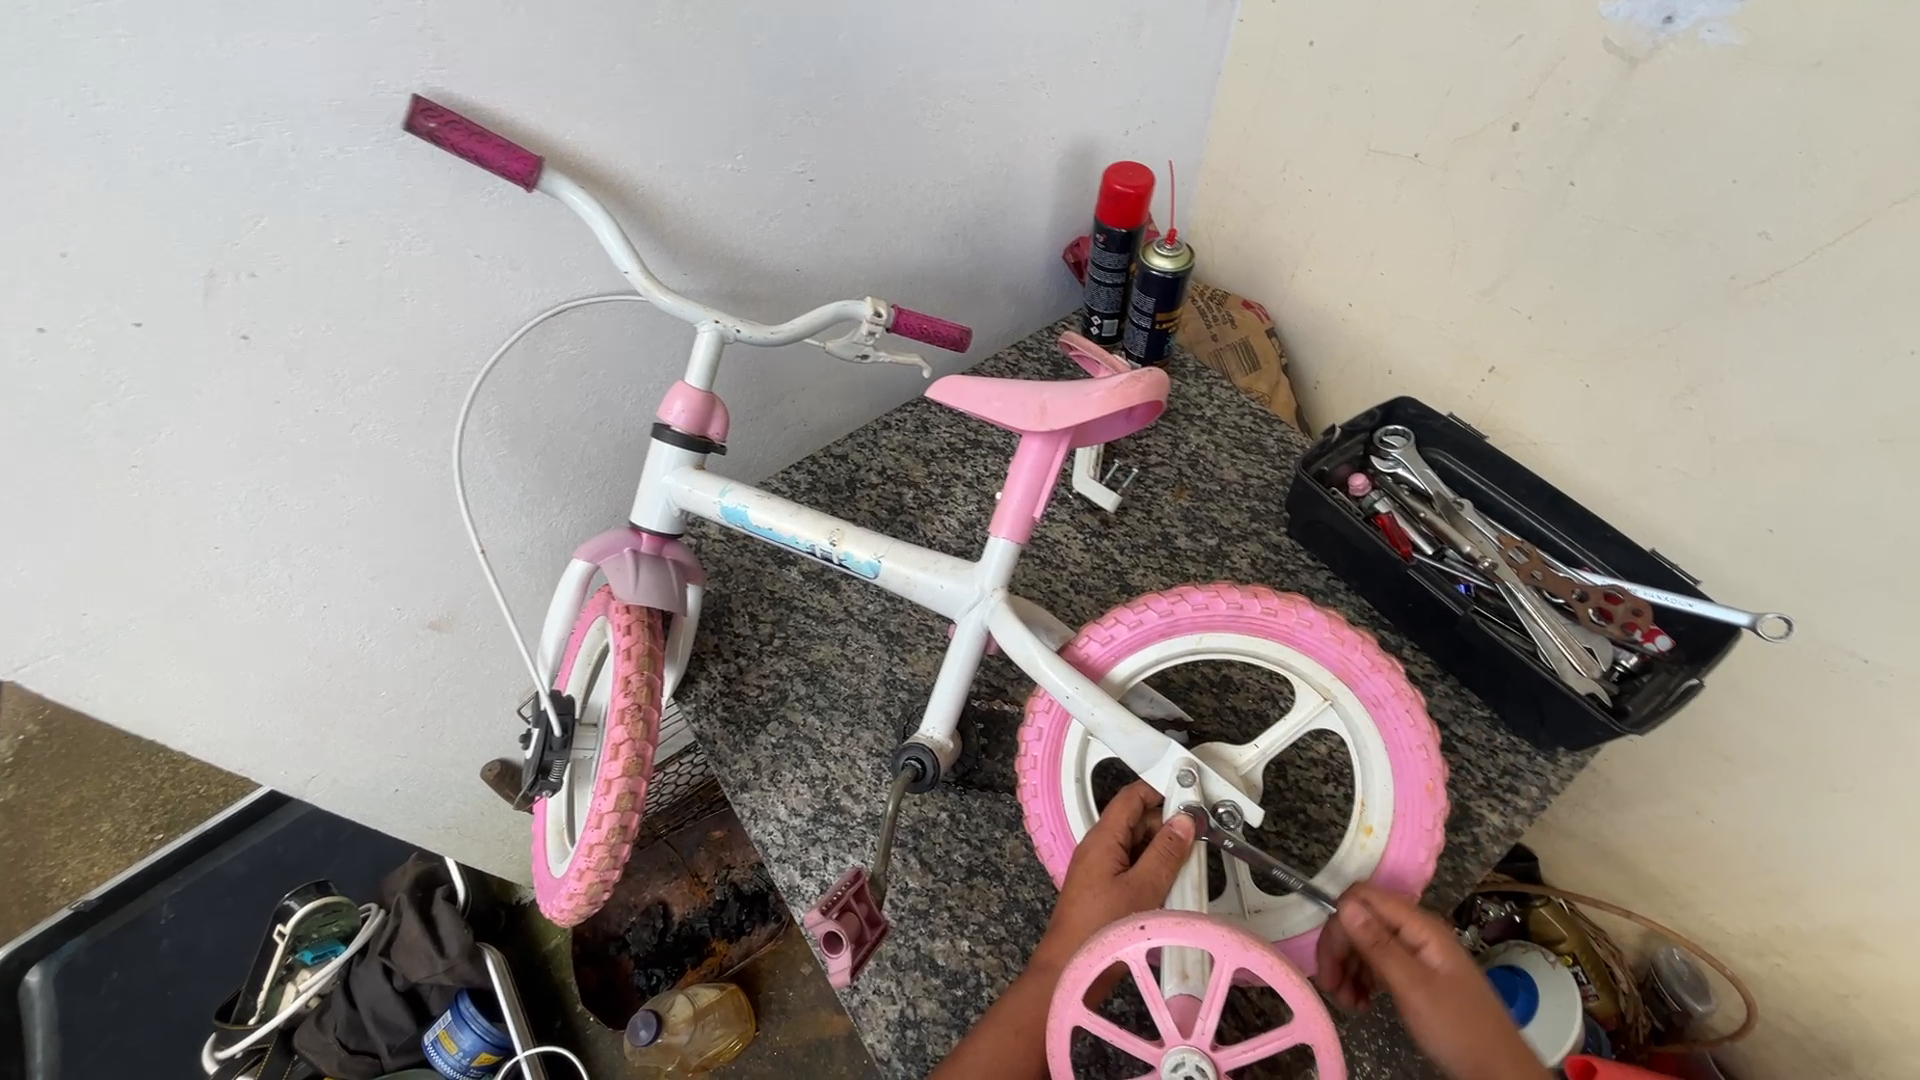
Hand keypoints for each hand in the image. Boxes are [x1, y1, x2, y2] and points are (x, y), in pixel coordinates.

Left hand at [1031, 781, 1197, 979]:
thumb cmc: (1101, 928)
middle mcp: (1099, 847)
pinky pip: (1132, 866)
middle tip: (1199, 833)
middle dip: (1166, 824)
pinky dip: (1153, 869)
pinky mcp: (1104, 888)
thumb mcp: (1143, 888)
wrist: (1070, 968)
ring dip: (1162, 849)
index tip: (1187, 791)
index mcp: (1103, 838)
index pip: (1130, 798)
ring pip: (1136, 845)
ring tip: (1191, 861)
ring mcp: (1100, 868)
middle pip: (1135, 821)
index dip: (1158, 790)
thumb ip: (1166, 853)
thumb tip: (1184, 820)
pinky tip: (1173, 883)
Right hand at [1315, 883, 1549, 1079]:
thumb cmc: (1459, 1030)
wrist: (1502, 1075)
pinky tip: (1360, 1003)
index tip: (1328, 960)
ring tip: (1346, 1002)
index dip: (1339, 923)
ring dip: (1348, 969)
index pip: (1362, 899)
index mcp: (1419, 926)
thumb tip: (1343, 903)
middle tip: (1329, 986)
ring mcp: (1417, 953)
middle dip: (1340, 951)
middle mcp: (1416, 932)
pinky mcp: (1417, 974)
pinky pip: (1379, 964)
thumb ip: (1377, 944)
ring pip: (1366, 944)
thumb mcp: (1413, 988)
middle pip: (1361, 921)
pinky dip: (1363, 980)